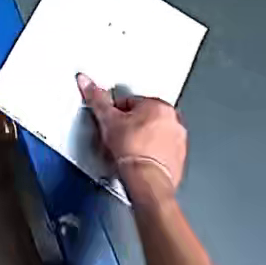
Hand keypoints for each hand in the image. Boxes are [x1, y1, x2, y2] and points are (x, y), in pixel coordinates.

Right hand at [78, 73, 187, 203]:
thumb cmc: (133, 152)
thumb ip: (96, 99)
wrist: (146, 182)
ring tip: (127, 150)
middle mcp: (173, 121)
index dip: (115, 113)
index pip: (130, 102)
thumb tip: (86, 82)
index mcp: (159, 106)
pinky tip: (138, 160)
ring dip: (141, 139)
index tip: (111, 124)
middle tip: (118, 137)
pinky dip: (151, 154)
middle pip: (143, 117)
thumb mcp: (108, 120)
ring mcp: (178, 142)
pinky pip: (161, 151)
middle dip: (130, 125)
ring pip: (153, 134)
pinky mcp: (179, 160)